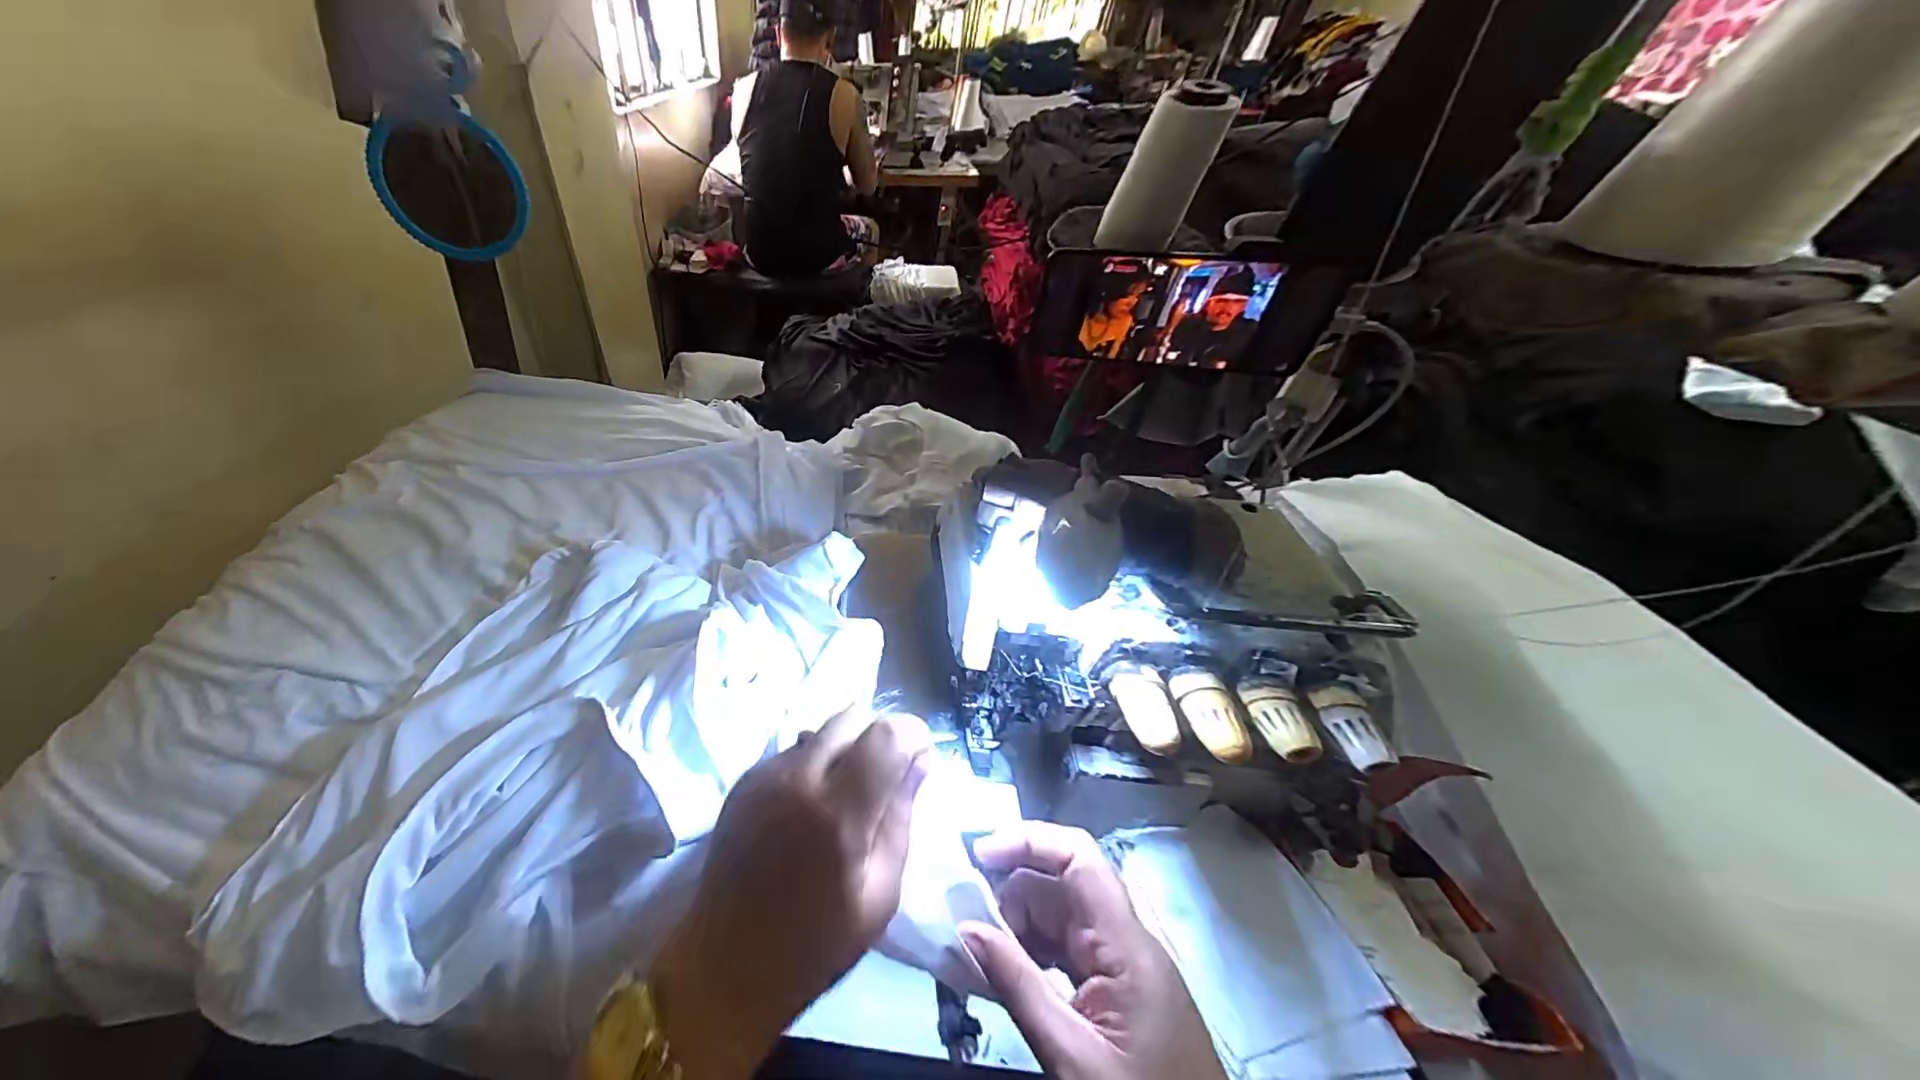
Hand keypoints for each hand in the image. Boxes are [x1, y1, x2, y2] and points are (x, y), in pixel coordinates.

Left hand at [649, 708, 931, 1079]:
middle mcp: (799, 779)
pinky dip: (818, 761)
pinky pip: (795, 750)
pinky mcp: (744, 781)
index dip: (914, 734)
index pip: (888, 734)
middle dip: (882, 733)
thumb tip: (920, 763)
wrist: (721, 968)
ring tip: (852, 787)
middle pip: (854, 716)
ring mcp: (765, 775)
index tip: (922, 758)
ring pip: (822, 728)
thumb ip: (901, 818)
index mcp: (838, 813)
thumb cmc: (814, 944)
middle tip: (890, 770)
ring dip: (848, 745)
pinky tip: (815, 802)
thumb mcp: (881, 894)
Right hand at [959, 822, 1225, 1079]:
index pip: (1079, 857)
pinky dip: (1030, 954)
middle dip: (1010, 894)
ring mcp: (1120, 964)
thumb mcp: (1072, 1055)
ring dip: (1015, 926)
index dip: (1029, 841)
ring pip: (1058, 919)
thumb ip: (1019, 987)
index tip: (980, 853)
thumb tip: (967, 929)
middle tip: (964, 924)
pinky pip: (1065, 951)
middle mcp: (1125, 940)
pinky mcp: (1114, 989)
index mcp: (1126, 944)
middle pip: (1061, 888)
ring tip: (974, 952)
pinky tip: (1002, 971)